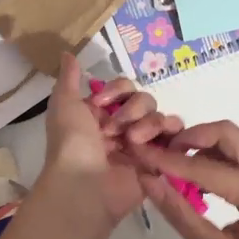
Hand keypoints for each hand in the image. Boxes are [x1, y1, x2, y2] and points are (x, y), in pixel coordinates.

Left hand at [41, 52, 180, 222]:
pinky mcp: (158, 161)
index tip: (101, 103)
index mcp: (100, 114)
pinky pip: (175, 137)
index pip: (123, 87)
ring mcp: (141, 144)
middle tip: (115, 129)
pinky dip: (170, 134)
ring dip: (147, 123)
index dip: (116, 90)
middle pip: (144, 100)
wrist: (84, 185)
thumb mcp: (63, 105)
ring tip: (132, 141)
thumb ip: (68, 79)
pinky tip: (156, 142)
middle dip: (132, 108)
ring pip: (160, 116)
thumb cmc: (71, 144)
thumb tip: (68, 53)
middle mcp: (121, 127)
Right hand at [130, 121, 238, 238]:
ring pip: (234, 140)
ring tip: (173, 164)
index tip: (137, 153)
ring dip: (202, 145)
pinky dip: (216, 157)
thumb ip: (180, 213)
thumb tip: (148, 180)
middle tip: (160, 152)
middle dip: (189, 137)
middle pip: (225, 133)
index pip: (202, 166)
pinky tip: (197, 179)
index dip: (165, 160)